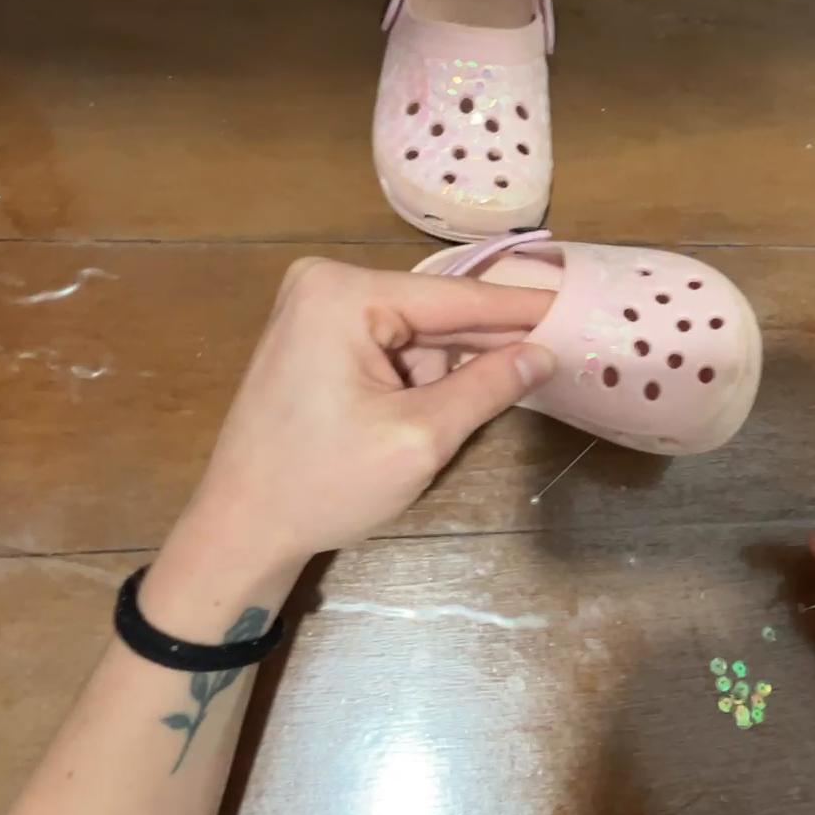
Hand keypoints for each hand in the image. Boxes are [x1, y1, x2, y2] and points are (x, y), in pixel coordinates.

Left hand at [164, 258, 554, 592]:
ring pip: (418, 333)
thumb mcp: (420, 438)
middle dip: (490, 339)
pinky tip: (441, 400)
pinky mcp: (317, 338)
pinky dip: (424, 374)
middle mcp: (328, 285)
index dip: (521, 307)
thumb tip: (545, 353)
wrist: (240, 529)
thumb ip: (488, 387)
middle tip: (559, 342)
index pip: (456, 299)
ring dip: (453, 367)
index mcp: (344, 295)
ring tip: (494, 387)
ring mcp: (317, 310)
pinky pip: (393, 346)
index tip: (574, 303)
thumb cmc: (324, 485)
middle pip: (436, 313)